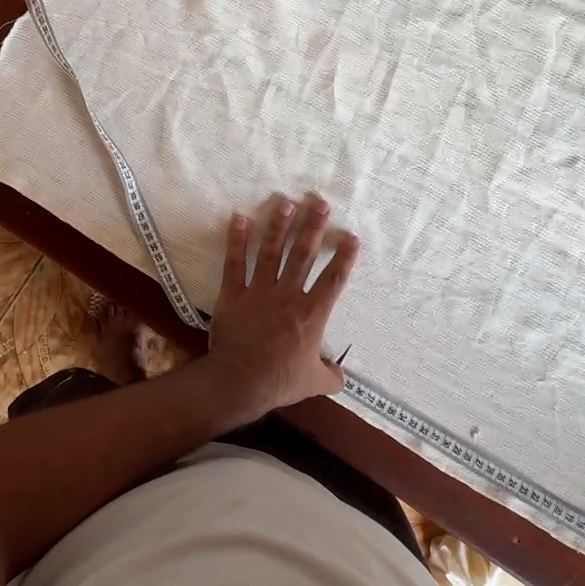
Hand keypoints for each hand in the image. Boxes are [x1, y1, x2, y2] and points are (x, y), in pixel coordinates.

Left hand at [204, 195, 358, 417]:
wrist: (241, 379)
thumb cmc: (281, 381)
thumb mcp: (315, 382)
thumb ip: (331, 375)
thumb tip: (340, 375)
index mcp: (312, 313)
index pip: (333, 279)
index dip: (344, 257)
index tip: (351, 236)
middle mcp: (288, 295)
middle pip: (303, 255)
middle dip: (312, 227)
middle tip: (319, 202)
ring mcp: (259, 291)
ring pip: (270, 252)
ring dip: (278, 227)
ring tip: (285, 204)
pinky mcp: (233, 293)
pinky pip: (235, 263)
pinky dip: (236, 240)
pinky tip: (240, 219)